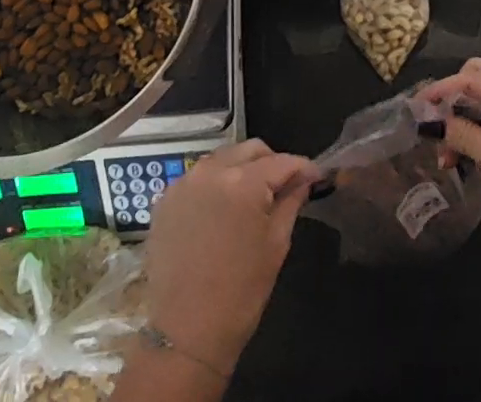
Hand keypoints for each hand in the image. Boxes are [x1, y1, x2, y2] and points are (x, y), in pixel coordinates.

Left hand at [142, 139, 315, 375]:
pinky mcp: (164, 200)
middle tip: (284, 187)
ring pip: (221, 159)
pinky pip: (197, 179)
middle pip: (250, 150)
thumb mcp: (276, 244)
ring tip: (253, 199)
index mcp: (243, 183)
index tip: (316, 177)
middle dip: (272, 163)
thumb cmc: (241, 290)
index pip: (282, 161)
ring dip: (241, 171)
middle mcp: (210, 172)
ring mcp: (183, 184)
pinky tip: (222, 211)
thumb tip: (304, 180)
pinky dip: (215, 185)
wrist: (186, 330)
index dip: (303, 167)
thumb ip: (290, 202)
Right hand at [419, 58, 480, 257]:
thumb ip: (465, 136)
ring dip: (464, 123)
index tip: (413, 112)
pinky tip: (470, 160)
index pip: (471, 78)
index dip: (439, 91)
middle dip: (452, 103)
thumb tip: (434, 121)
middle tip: (432, 132)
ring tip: (448, 158)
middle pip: (479, 81)